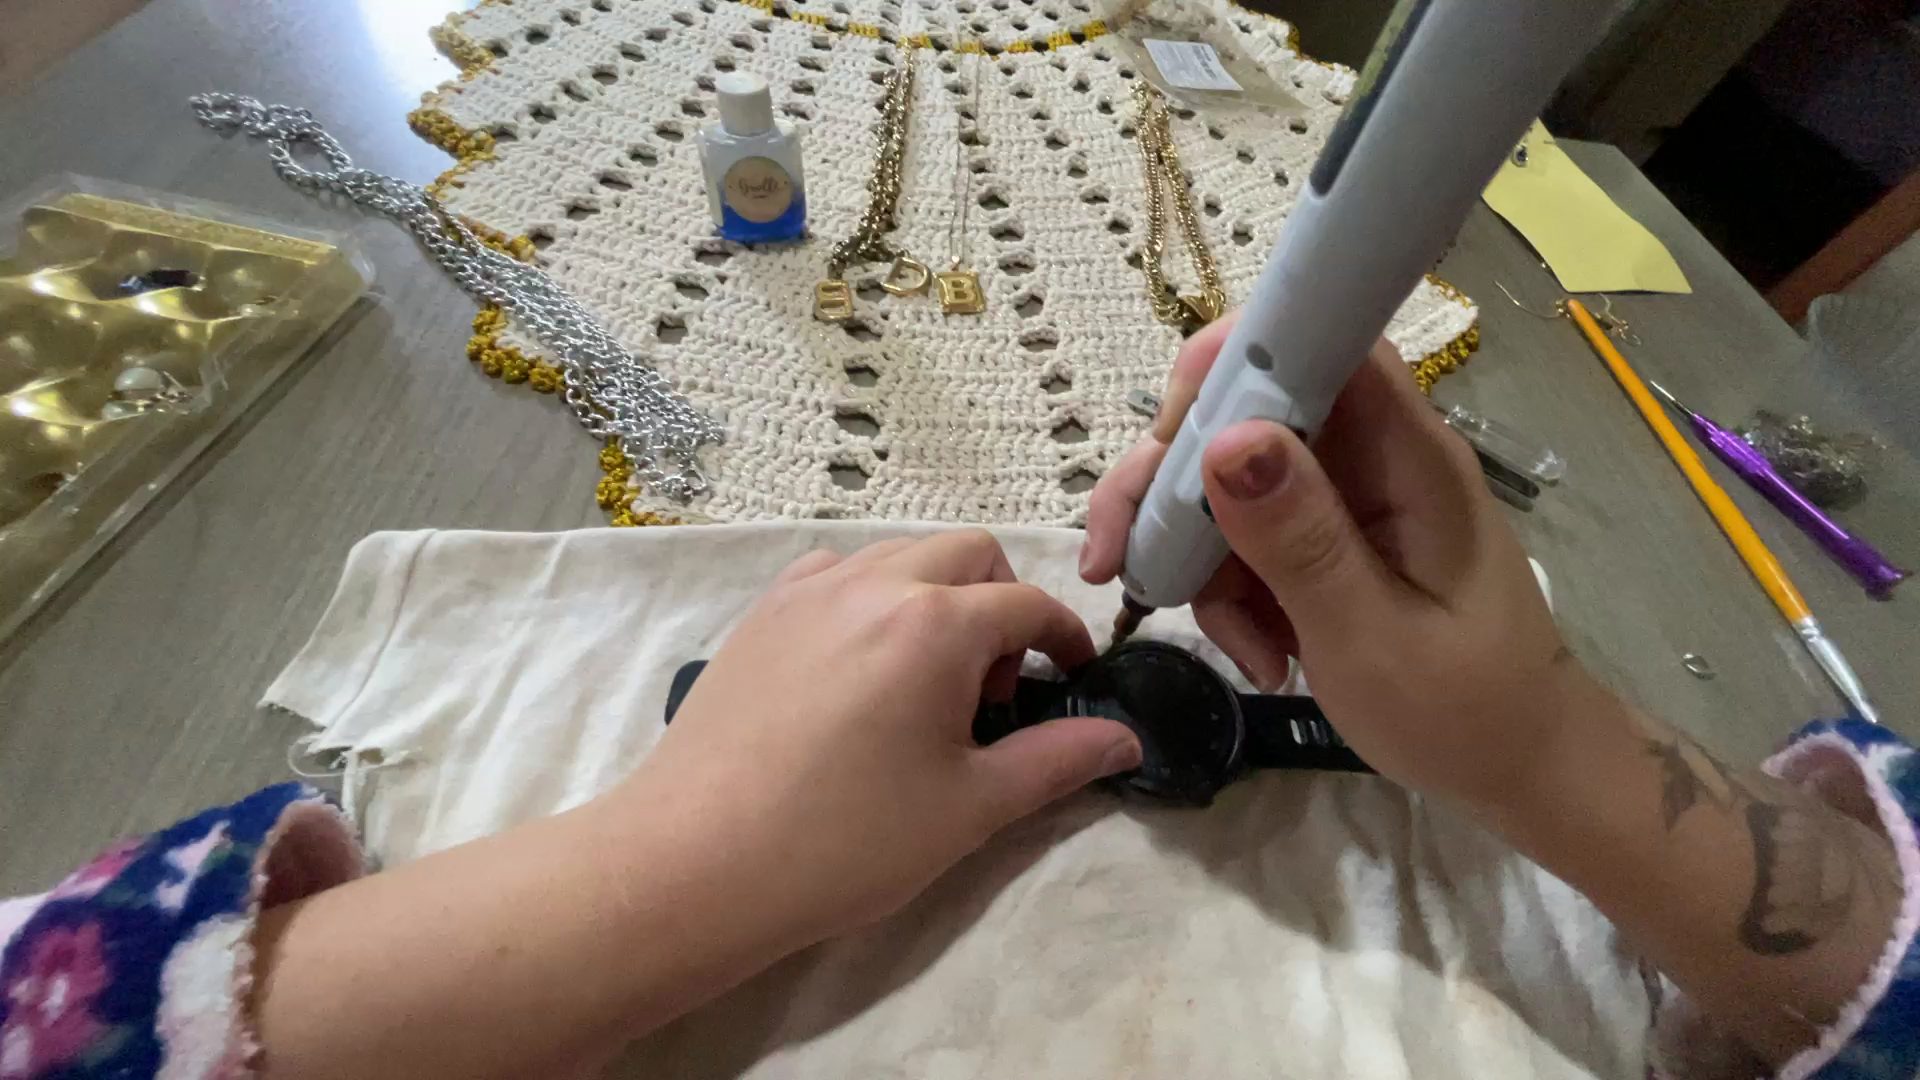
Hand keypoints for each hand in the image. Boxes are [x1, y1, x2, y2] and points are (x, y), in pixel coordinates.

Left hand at [631, 531, 1142, 943]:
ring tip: (923, 674)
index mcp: (936, 624)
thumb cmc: (845, 840)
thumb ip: (1058, 761)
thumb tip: (1126, 740)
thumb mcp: (970, 807)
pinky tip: (860, 657)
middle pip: (971, 554)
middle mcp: (877, 582)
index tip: (1073, 675)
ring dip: (939, 594)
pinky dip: (875, 593)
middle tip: (988, 686)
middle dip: (1002, 604)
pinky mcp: (767, 608)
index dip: (1064, 637)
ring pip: (904, 554)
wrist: (696, 861)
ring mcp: (812, 587)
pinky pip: (841, 570)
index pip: (1028, 604)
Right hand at [1080, 315, 1590, 805]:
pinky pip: (1231, 537)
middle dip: (1164, 488)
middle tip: (1119, 560)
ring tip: (1244, 648)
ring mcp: (1330, 498)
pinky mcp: (1309, 536)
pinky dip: (1221, 592)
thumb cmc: (1465, 711)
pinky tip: (1258, 651)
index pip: (1312, 347)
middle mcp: (1359, 458)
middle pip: (1234, 419)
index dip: (1229, 365)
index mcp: (1401, 456)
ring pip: (1217, 486)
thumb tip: (1226, 442)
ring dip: (1195, 562)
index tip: (1165, 442)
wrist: (1512, 766)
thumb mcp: (1371, 635)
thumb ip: (1300, 541)